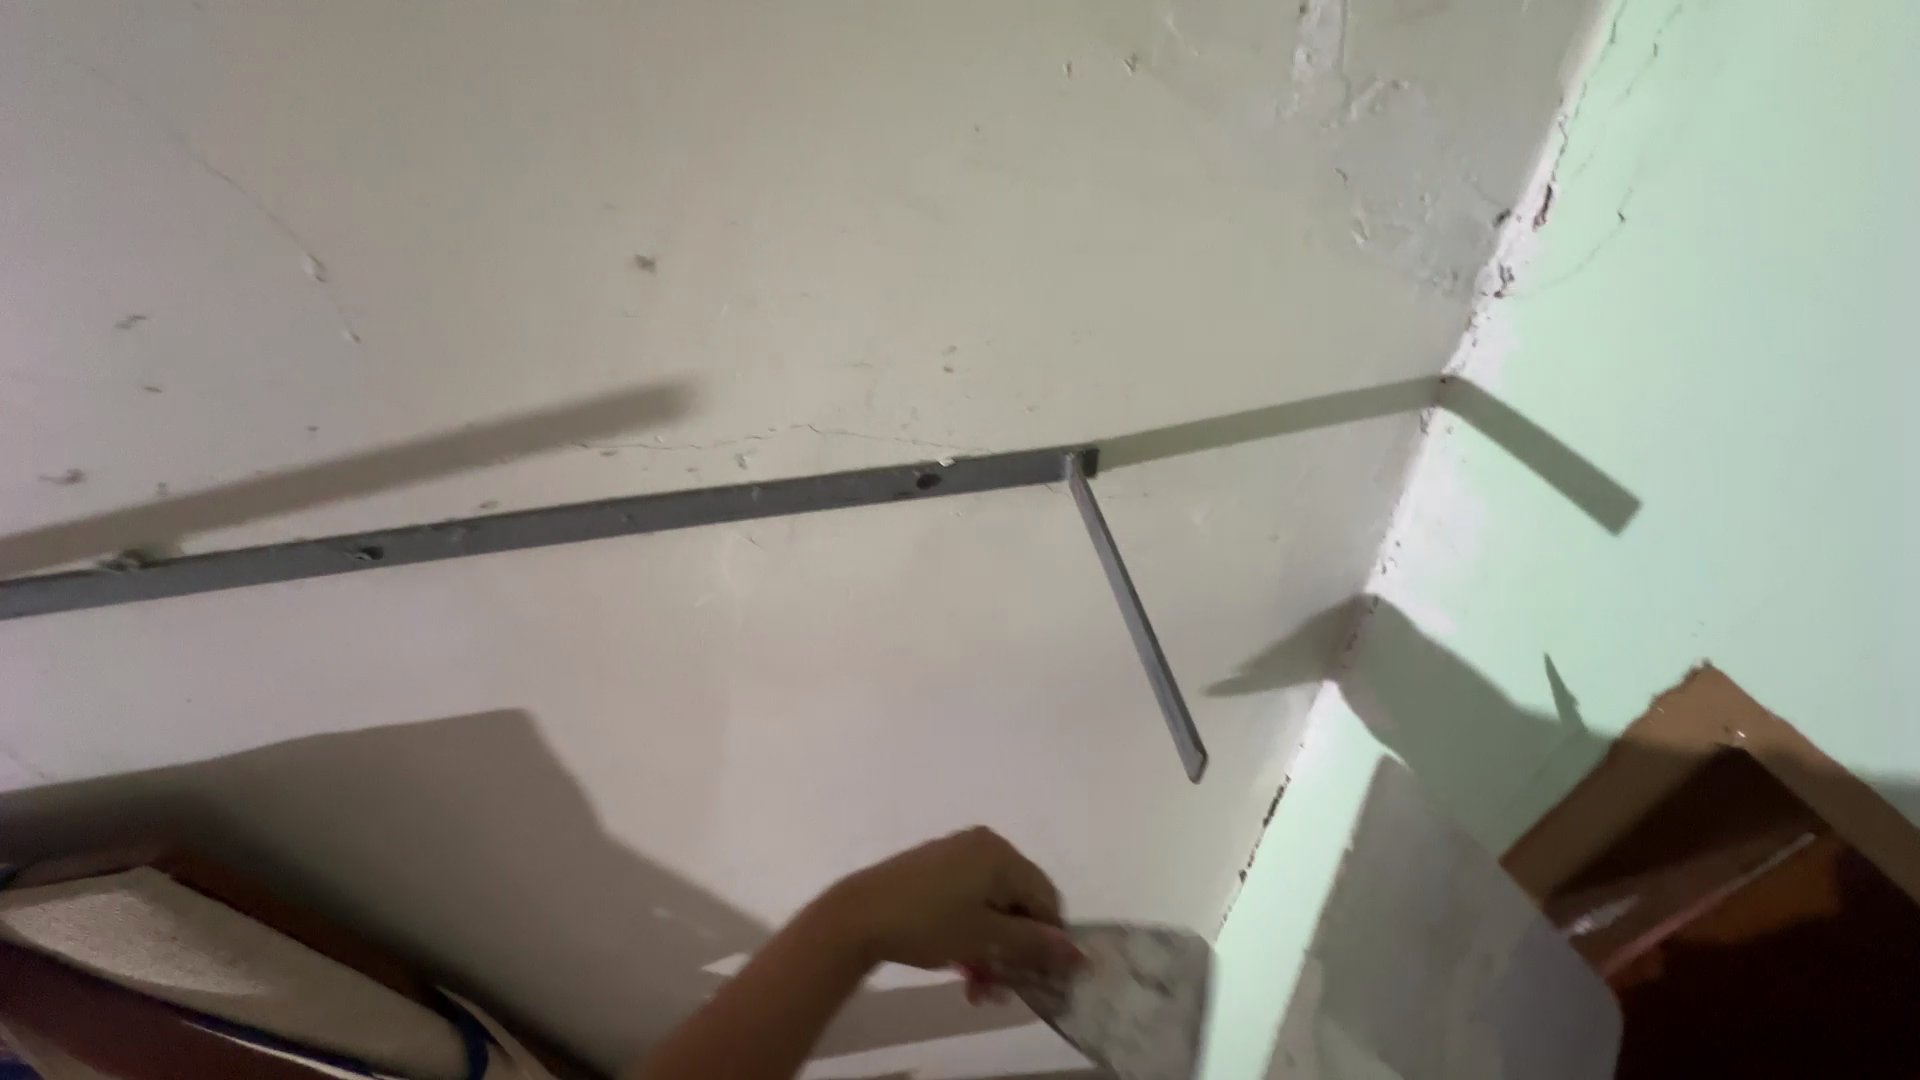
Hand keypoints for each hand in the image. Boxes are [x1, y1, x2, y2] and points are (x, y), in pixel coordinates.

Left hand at [811, 827, 1083, 987]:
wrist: (860, 915)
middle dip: (1015, 948)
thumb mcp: (985, 939)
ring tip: (976, 984)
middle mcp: (985, 844)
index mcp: (1001, 854)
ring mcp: (959, 852)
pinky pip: (972, 898)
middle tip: (998, 987)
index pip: (1046, 898)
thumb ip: (1034, 944)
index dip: (1046, 940)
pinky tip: (961, 962)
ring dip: (993, 947)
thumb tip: (1078, 953)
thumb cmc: (928, 923)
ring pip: (995, 905)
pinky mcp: (938, 866)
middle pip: (1021, 901)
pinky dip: (973, 930)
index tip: (1032, 977)